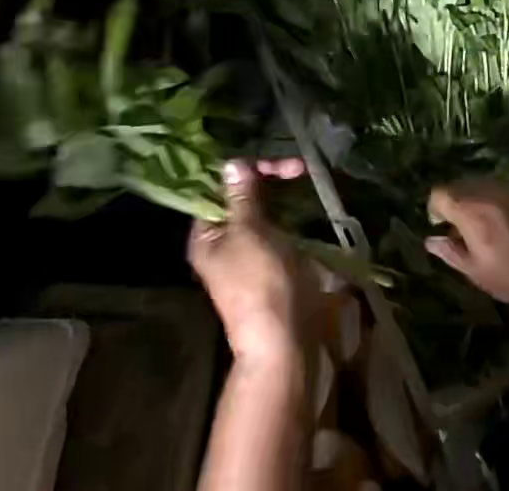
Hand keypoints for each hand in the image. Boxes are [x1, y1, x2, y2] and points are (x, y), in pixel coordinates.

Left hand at [189, 158, 311, 364]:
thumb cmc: (261, 285)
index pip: (219, 187)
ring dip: (279, 193)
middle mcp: (221, 241)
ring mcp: (247, 254)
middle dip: (267, 178)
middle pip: (240, 197)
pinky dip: (287, 214)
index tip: (276, 162)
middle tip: (299, 167)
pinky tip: (303, 200)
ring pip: (260, 212)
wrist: (284, 347)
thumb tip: (232, 161)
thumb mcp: (249, 233)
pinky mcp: (270, 265)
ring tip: (302, 174)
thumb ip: (242, 196)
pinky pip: (275, 230)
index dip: (245, 169)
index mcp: (205, 233)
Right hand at [424, 177, 508, 315]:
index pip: (438, 194)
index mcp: (468, 211)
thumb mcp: (477, 273)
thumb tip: (430, 240)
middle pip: (456, 185)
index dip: (435, 209)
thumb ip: (450, 252)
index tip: (442, 227)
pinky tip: (504, 219)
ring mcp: (506, 188)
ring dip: (472, 198)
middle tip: (461, 228)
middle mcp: (484, 192)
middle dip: (453, 202)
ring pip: (476, 183)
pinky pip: (497, 186)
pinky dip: (491, 197)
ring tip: (483, 222)